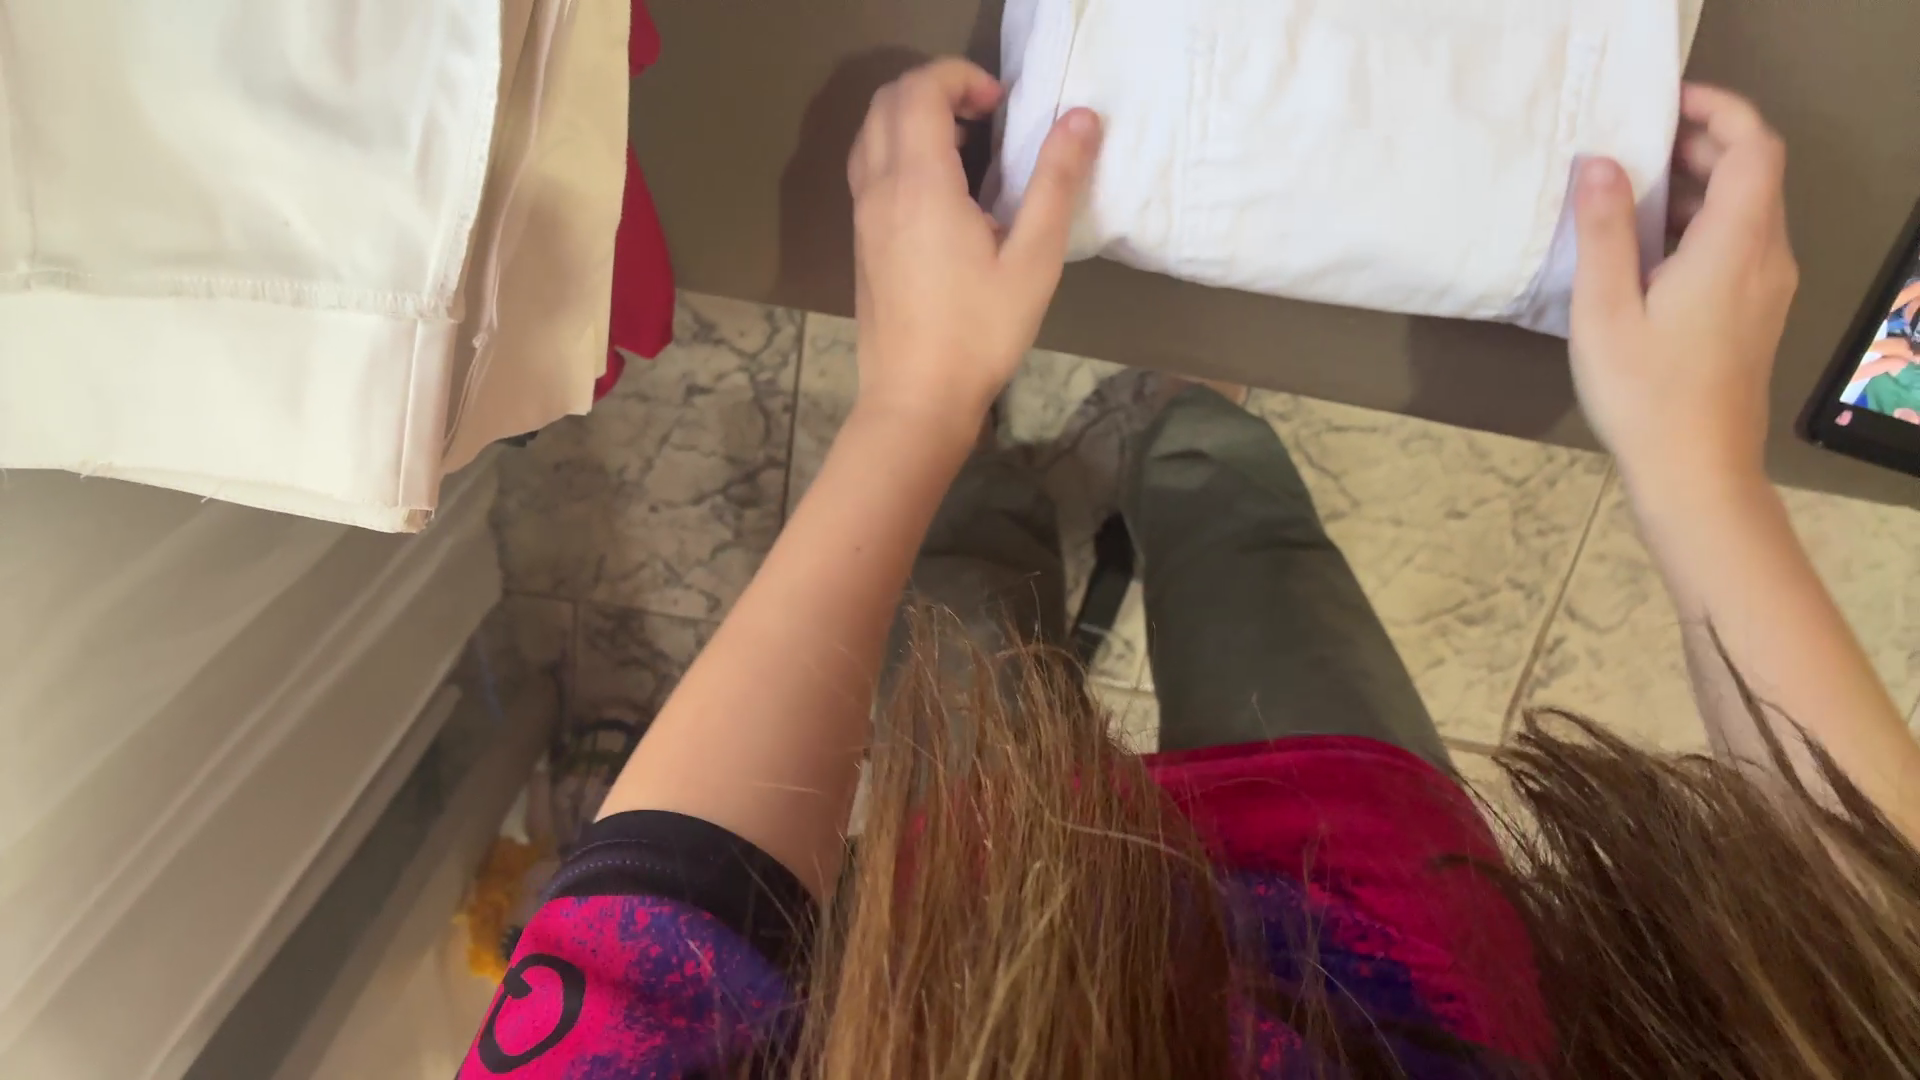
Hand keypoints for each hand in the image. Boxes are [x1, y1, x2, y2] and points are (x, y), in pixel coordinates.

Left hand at [847, 58, 1101, 435]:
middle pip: (888, 101)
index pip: (921, 89)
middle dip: (935, 88)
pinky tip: (936, 195)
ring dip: (911, 120)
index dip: (961, 77)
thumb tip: (1081, 117)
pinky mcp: (861, 246)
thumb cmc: (979, 335)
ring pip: (870, 135)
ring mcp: (863, 219)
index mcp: (920, 184)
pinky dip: (896, 154)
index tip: (1001, 105)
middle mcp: (881, 190)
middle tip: (985, 118)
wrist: (916, 398)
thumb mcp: (1032, 263)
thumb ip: (1055, 184)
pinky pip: (868, 173)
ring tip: (962, 152)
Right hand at [1569, 85, 1798, 494]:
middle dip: (1698, 146)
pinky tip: (1645, 251)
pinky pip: (1734, 246)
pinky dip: (1695, 226)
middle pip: (1752, 174)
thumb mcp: (1605, 311)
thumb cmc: (1642, 388)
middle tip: (1629, 147)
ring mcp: (1764, 285)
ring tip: (1627, 195)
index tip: (1663, 103)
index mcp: (1735, 245)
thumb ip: (1606, 235)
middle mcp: (1766, 255)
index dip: (1717, 110)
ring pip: (1744, 211)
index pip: (1753, 146)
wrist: (1692, 463)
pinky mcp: (1750, 311)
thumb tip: (1603, 165)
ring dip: (1694, 189)